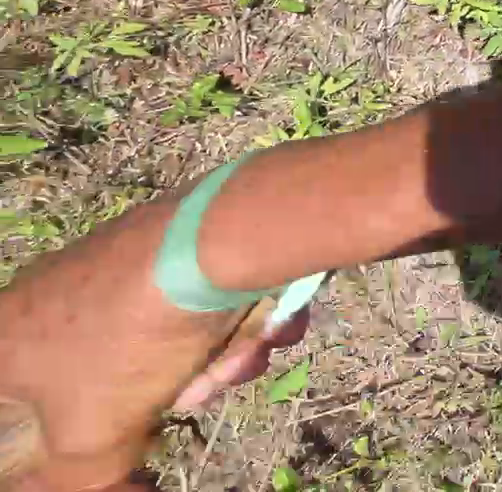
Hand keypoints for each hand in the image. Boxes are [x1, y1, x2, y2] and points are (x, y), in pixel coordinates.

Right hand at [0, 200, 307, 491]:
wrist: (227, 233)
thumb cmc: (136, 333)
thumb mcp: (93, 433)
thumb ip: (84, 478)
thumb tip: (116, 491)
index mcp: (10, 335)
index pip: (29, 400)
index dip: (90, 420)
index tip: (134, 421)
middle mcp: (68, 287)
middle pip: (127, 363)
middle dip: (187, 381)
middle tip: (212, 383)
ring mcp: (138, 254)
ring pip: (188, 327)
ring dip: (232, 348)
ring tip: (255, 345)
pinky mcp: (203, 232)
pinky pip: (227, 288)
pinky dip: (257, 310)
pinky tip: (279, 317)